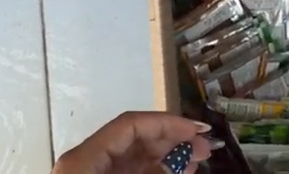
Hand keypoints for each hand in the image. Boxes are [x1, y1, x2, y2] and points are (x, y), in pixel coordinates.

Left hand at [51, 112, 216, 173]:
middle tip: (205, 148)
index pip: (130, 126)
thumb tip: (179, 163)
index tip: (196, 132)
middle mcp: (86, 164)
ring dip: (165, 159)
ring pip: (134, 161)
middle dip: (170, 142)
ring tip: (195, 162)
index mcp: (83, 159)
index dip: (166, 124)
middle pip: (133, 141)